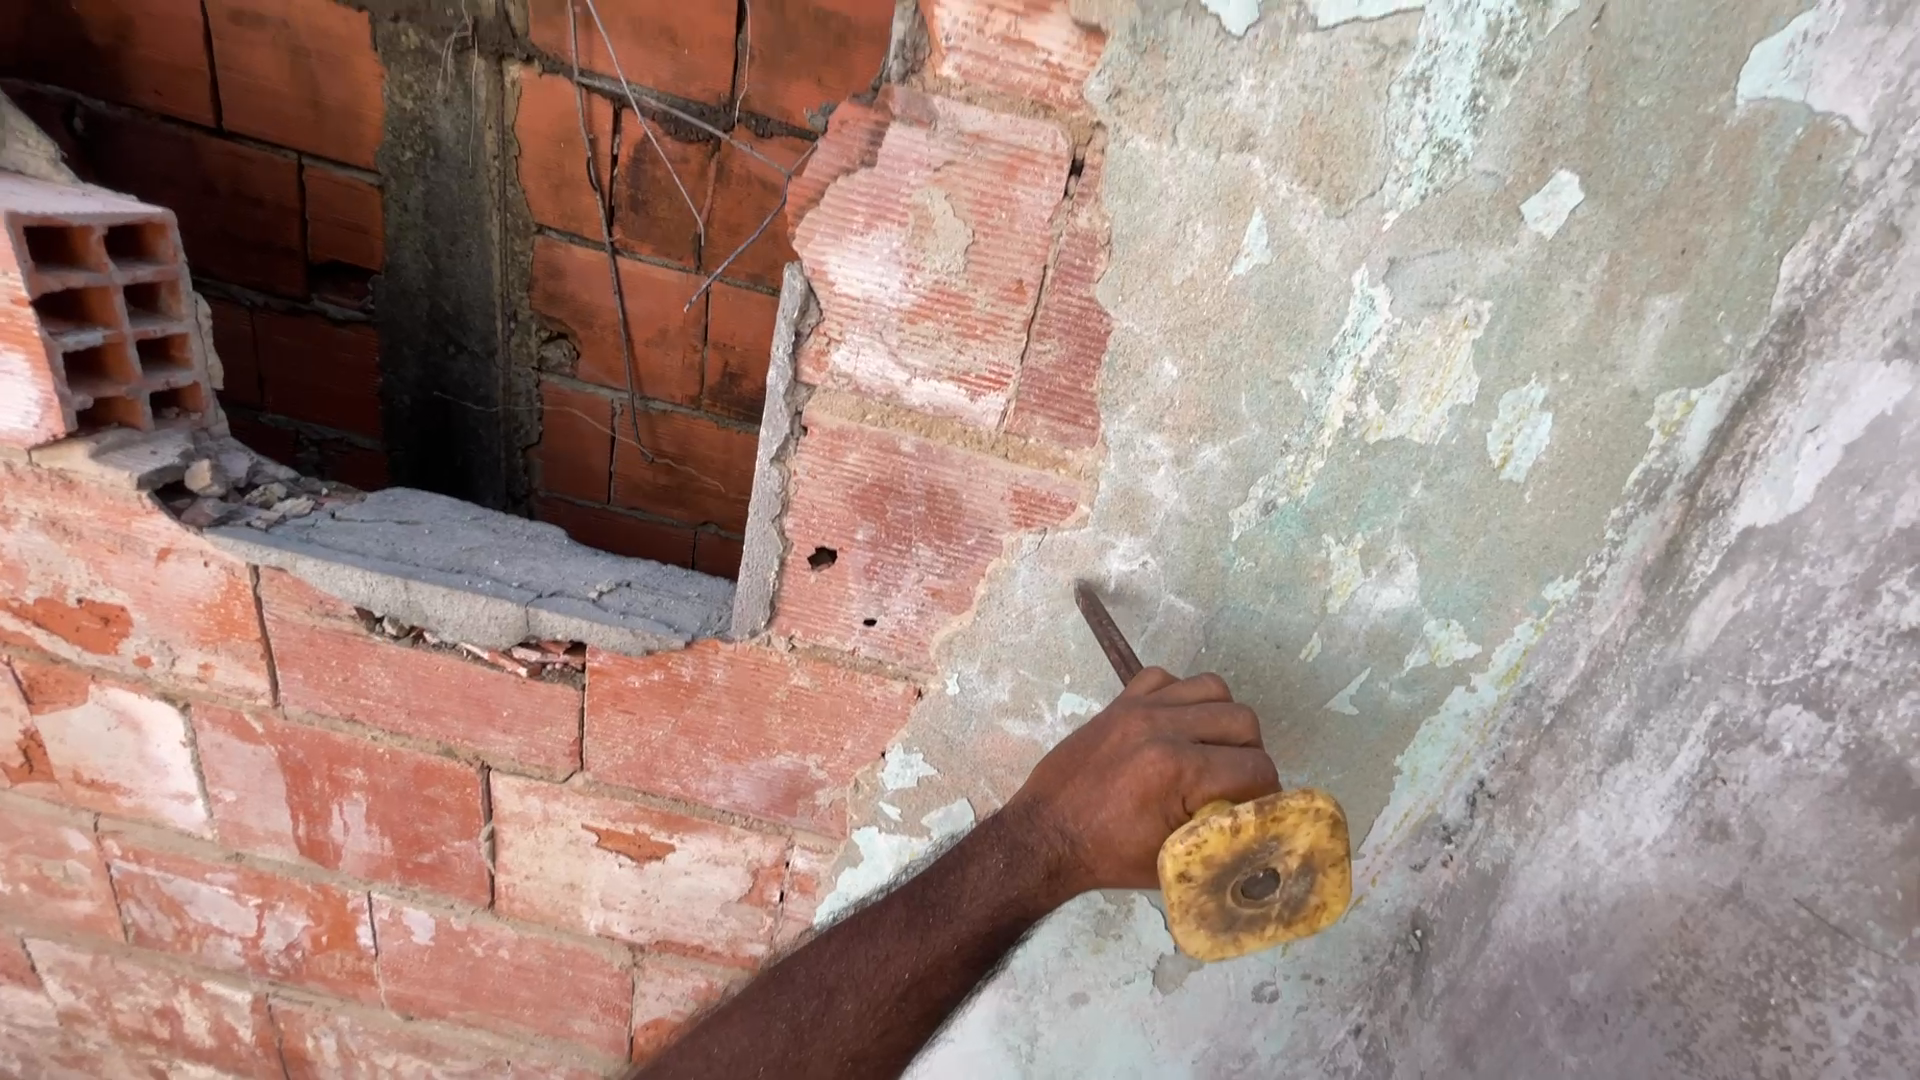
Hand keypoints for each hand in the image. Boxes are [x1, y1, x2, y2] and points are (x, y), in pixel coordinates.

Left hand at [1002, 668, 1280, 895]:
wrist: (1045, 832)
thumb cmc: (1108, 855)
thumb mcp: (1174, 858)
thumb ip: (1222, 834)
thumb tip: (1263, 822)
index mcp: (1177, 771)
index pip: (1257, 767)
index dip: (1267, 792)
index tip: (1256, 808)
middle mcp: (1161, 727)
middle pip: (1243, 720)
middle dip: (1250, 753)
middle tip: (1236, 781)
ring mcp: (1137, 708)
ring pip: (1211, 687)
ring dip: (1221, 718)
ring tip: (1210, 749)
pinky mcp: (1118, 701)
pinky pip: (1165, 677)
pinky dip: (1180, 696)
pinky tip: (1175, 726)